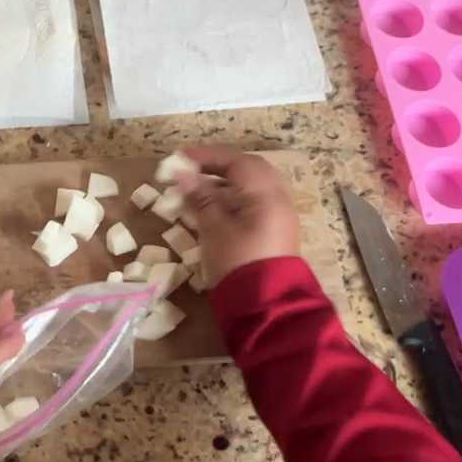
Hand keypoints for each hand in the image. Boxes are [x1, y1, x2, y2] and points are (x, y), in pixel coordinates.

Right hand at [177, 148, 300, 287]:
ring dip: (227, 182)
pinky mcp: (276, 231)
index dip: (208, 157)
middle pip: (250, 169)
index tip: (181, 159)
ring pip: (254, 186)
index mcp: (266, 194)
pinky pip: (257, 202)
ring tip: (201, 189)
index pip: (237, 162)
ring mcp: (280, 216)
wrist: (265, 305)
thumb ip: (201, 198)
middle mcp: (279, 199)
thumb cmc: (237, 262)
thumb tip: (184, 176)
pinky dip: (236, 197)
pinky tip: (217, 208)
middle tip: (193, 170)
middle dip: (220, 166)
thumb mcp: (214, 228)